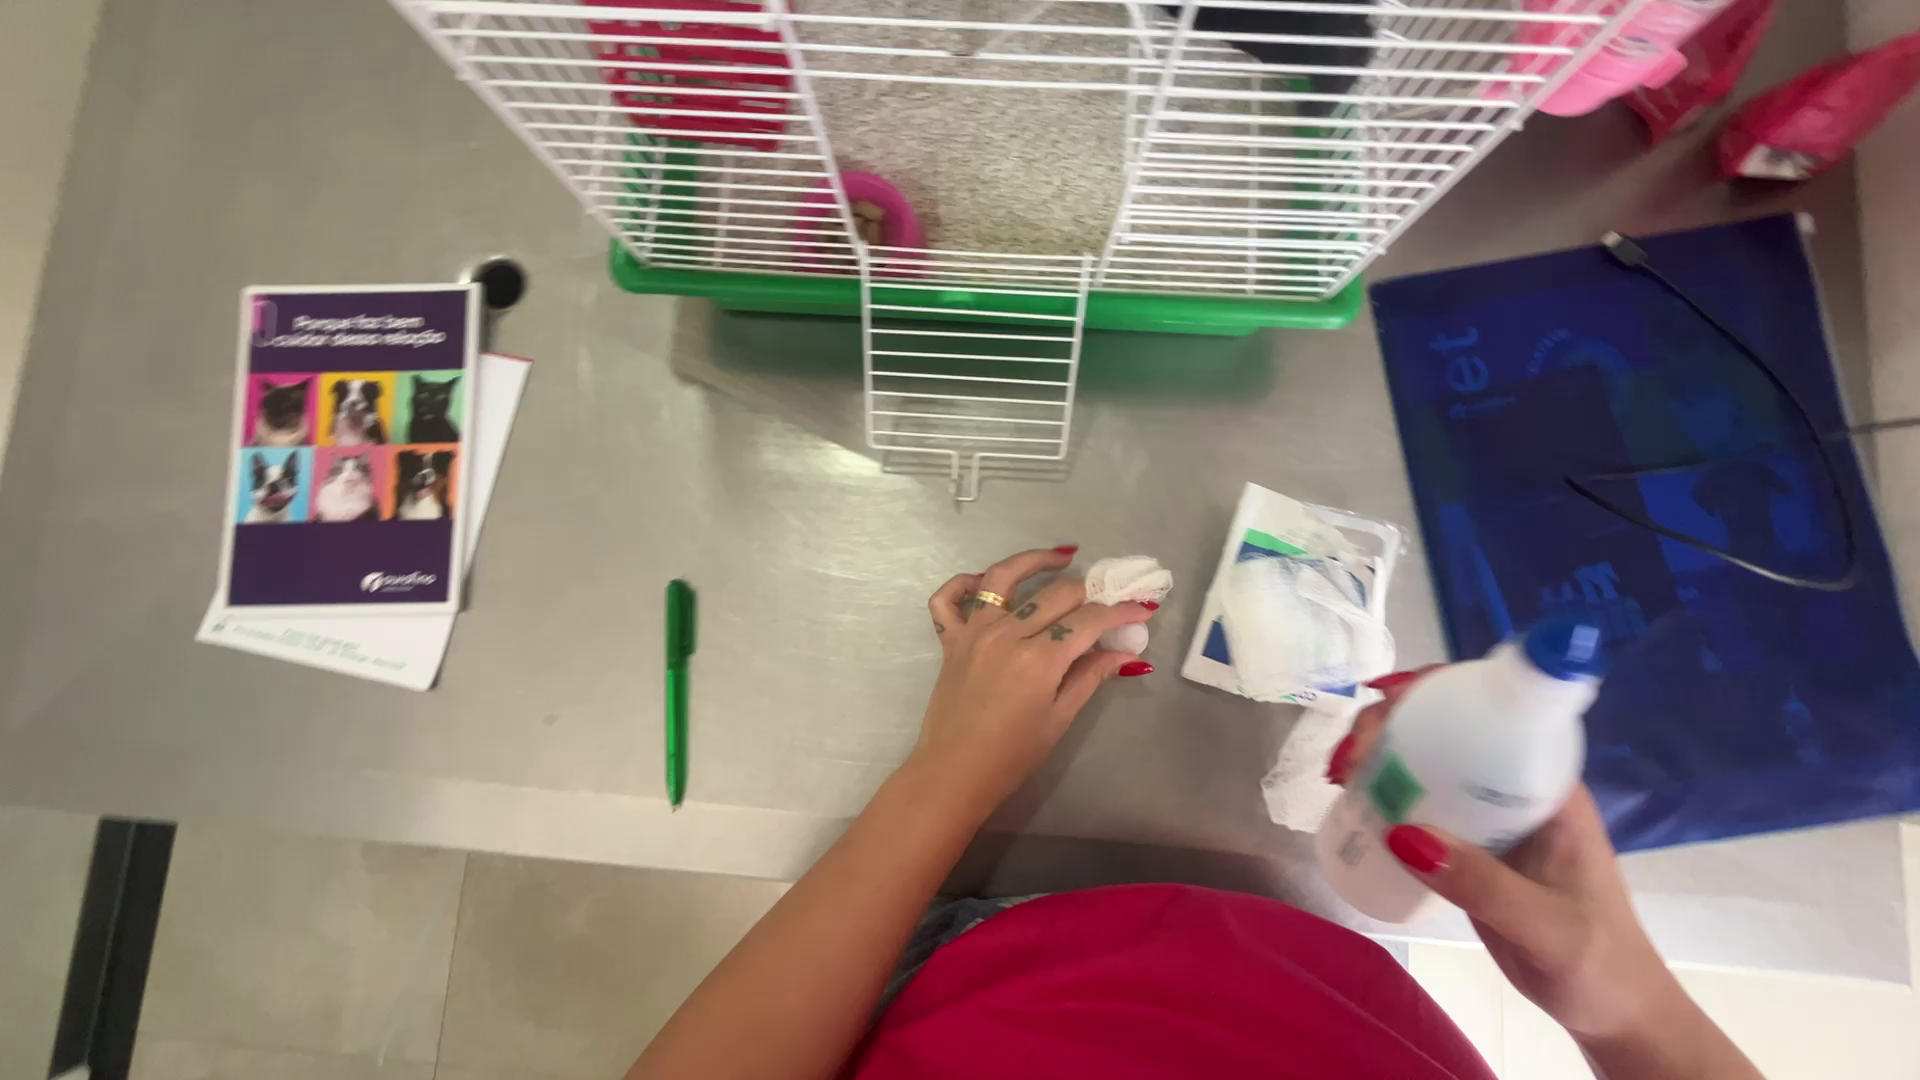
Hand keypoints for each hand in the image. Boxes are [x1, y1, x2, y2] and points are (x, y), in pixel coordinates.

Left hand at [913, 546, 1155, 817]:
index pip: (1089, 621)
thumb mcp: (1059, 718)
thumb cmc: (1012, 756)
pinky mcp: (951, 640)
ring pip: (1002, 578)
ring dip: (1034, 561)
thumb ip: (1091, 676)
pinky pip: (948, 599)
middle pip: (1057, 594)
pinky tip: (986, 583)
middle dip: (1092, 589)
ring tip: (1061, 557)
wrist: (954, 773)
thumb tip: (1126, 653)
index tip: (1143, 607)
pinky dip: (964, 583)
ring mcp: (974, 632)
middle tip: (1112, 590)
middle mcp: (1006, 634)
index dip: (1121, 610)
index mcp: (1039, 658)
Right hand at [1332, 671, 1681, 1040]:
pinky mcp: (1460, 834)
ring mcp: (1484, 808)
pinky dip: (1374, 785)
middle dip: (1386, 723)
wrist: (1609, 1011)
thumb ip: (1480, 885)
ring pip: (1420, 754)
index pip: (1490, 707)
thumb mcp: (1545, 927)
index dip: (1434, 689)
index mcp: (1545, 784)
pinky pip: (1410, 791)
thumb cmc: (1595, 965)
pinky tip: (1349, 798)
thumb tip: (1400, 832)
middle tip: (1348, 759)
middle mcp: (1510, 783)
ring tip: (1338, 777)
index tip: (1382, 701)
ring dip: (1372, 751)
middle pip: (1442, 723)